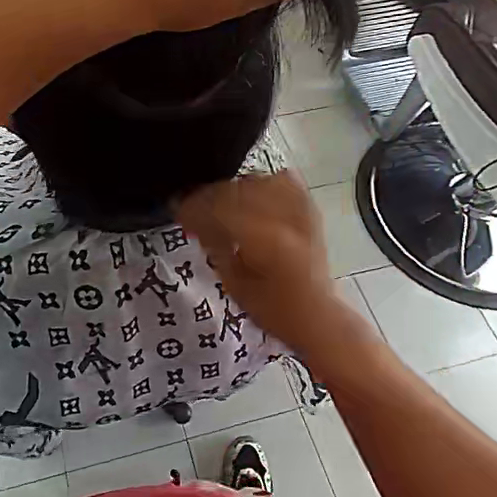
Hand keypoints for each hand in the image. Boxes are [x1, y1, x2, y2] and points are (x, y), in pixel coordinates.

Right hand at [176, 172, 373, 356]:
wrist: (317, 316)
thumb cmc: (274, 310)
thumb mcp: (234, 284)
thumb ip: (217, 249)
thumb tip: (199, 225)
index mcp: (263, 239)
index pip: (219, 208)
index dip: (194, 207)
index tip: (179, 212)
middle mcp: (283, 218)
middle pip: (237, 190)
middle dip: (210, 197)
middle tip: (194, 210)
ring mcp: (301, 211)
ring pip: (259, 180)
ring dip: (235, 190)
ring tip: (222, 205)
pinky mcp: (310, 211)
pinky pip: (286, 181)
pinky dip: (266, 183)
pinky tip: (254, 195)